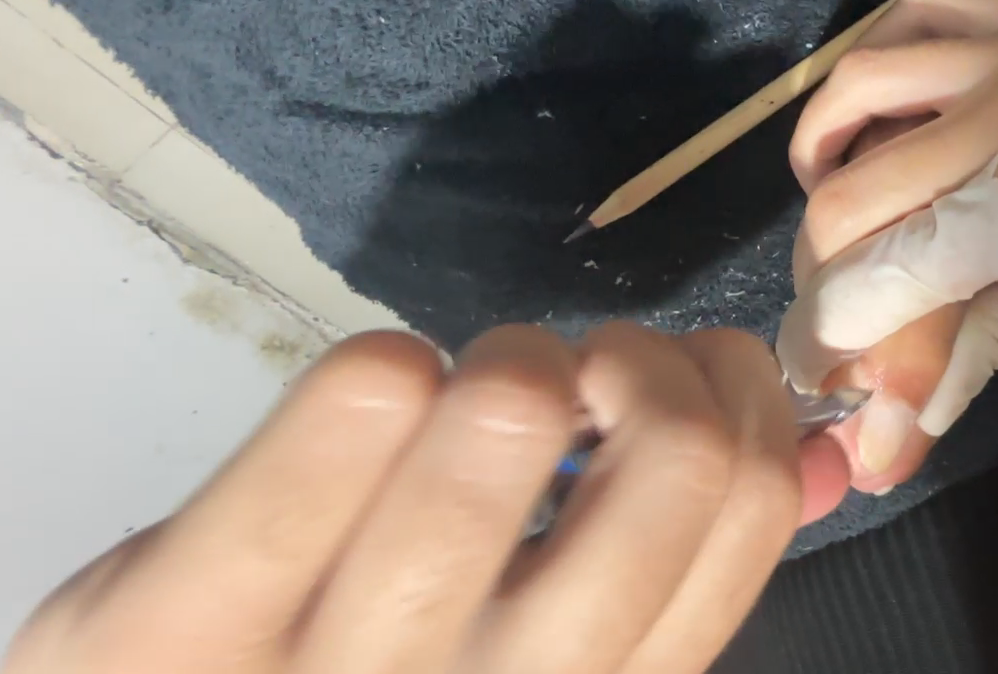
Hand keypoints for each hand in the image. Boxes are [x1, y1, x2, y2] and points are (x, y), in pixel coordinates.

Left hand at [2, 324, 848, 673]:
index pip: (746, 501)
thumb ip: (689, 561)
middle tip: (581, 375)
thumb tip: (826, 450)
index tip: (682, 374)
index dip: (741, 390)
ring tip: (471, 393)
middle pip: (670, 450)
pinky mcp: (171, 630)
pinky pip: (357, 403)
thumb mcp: (574, 661)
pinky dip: (394, 364)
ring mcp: (334, 673)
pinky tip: (377, 407)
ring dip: (519, 355)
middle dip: (641, 357)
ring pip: (509, 410)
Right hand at [778, 0, 997, 490]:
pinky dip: (876, 56)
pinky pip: (920, 11)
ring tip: (830, 182)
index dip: (833, 327)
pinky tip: (883, 95)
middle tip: (834, 286)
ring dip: (820, 144)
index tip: (824, 358)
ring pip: (858, 81)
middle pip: (851, 189)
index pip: (883, 272)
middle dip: (819, 256)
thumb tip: (910, 396)